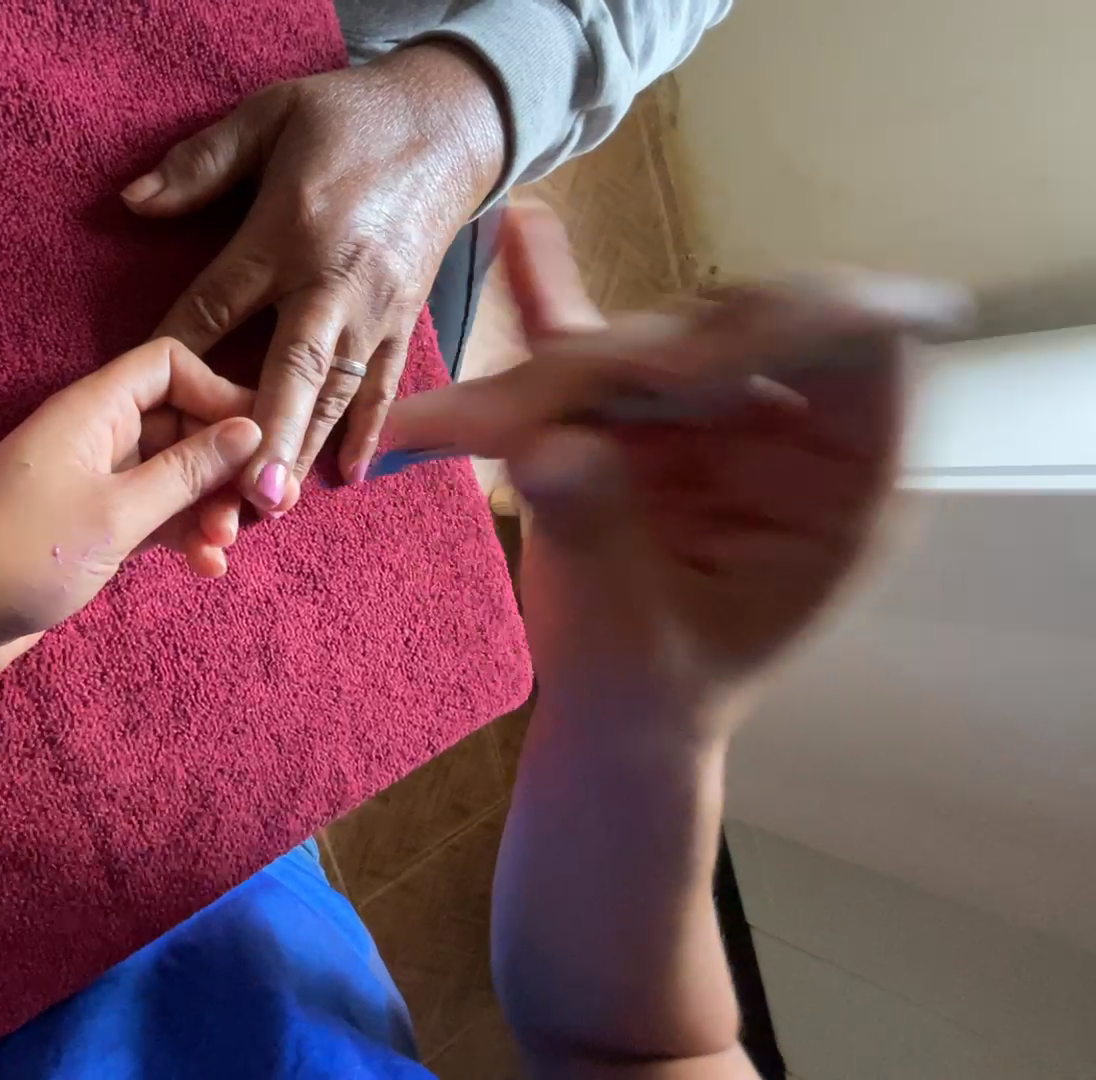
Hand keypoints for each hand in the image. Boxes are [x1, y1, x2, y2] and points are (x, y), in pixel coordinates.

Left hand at [0, 338, 260, 689]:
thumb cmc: (22, 552)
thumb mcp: (115, 511)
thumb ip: (185, 470)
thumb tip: (250, 428)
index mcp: (93, 409)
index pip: (170, 366)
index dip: (219, 392)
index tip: (260, 439)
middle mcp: (95, 437)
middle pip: (178, 425)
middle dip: (222, 464)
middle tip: (260, 509)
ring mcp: (93, 486)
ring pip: (169, 478)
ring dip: (204, 507)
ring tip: (226, 545)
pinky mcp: (91, 530)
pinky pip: (150, 518)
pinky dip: (178, 537)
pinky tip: (206, 567)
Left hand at [124, 43, 505, 512]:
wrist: (452, 121)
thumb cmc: (350, 119)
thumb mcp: (269, 115)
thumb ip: (200, 162)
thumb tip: (133, 201)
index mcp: (288, 232)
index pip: (219, 302)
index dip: (181, 352)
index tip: (150, 407)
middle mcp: (333, 284)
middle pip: (292, 370)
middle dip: (268, 436)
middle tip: (245, 496)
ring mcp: (375, 312)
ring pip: (337, 394)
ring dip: (306, 450)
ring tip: (276, 503)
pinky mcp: (404, 324)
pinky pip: (385, 387)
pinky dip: (368, 433)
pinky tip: (346, 476)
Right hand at [386, 204, 969, 734]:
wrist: (609, 703)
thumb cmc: (645, 686)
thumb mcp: (630, 629)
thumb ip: (596, 533)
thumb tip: (546, 445)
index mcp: (838, 482)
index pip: (861, 345)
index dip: (766, 336)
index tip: (657, 379)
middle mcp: (772, 428)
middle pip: (701, 342)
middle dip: (596, 376)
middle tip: (499, 427)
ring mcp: (690, 418)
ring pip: (618, 354)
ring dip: (528, 384)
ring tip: (438, 424)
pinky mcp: (617, 422)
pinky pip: (581, 351)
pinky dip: (545, 298)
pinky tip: (521, 233)